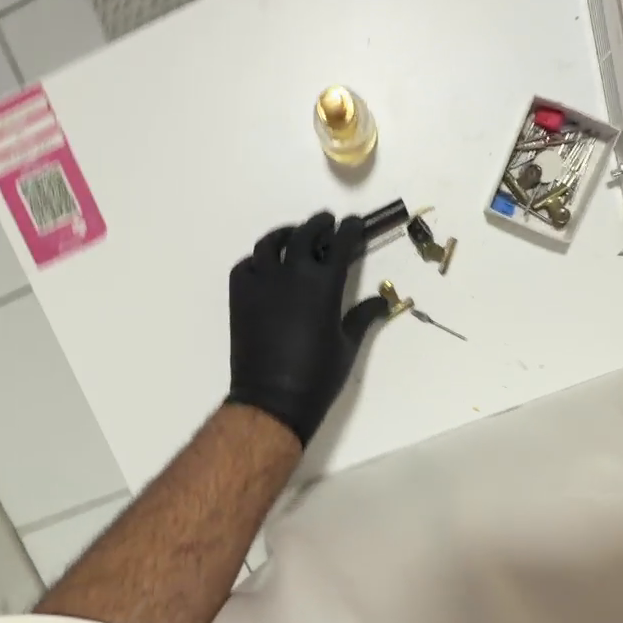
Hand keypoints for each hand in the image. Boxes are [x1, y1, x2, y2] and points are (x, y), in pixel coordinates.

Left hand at [225, 211, 390, 444]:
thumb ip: (363, 316)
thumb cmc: (318, 376)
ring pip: (271, 243)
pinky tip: (266, 267)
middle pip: (305, 234)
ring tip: (293, 238)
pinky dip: (258, 261)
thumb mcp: (348, 345)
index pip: (341, 242)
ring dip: (285, 235)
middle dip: (319, 225)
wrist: (273, 398)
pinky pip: (246, 265)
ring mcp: (262, 281)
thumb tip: (382, 300)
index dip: (351, 229)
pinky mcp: (240, 295)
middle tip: (326, 225)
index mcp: (324, 283)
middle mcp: (292, 272)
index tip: (355, 224)